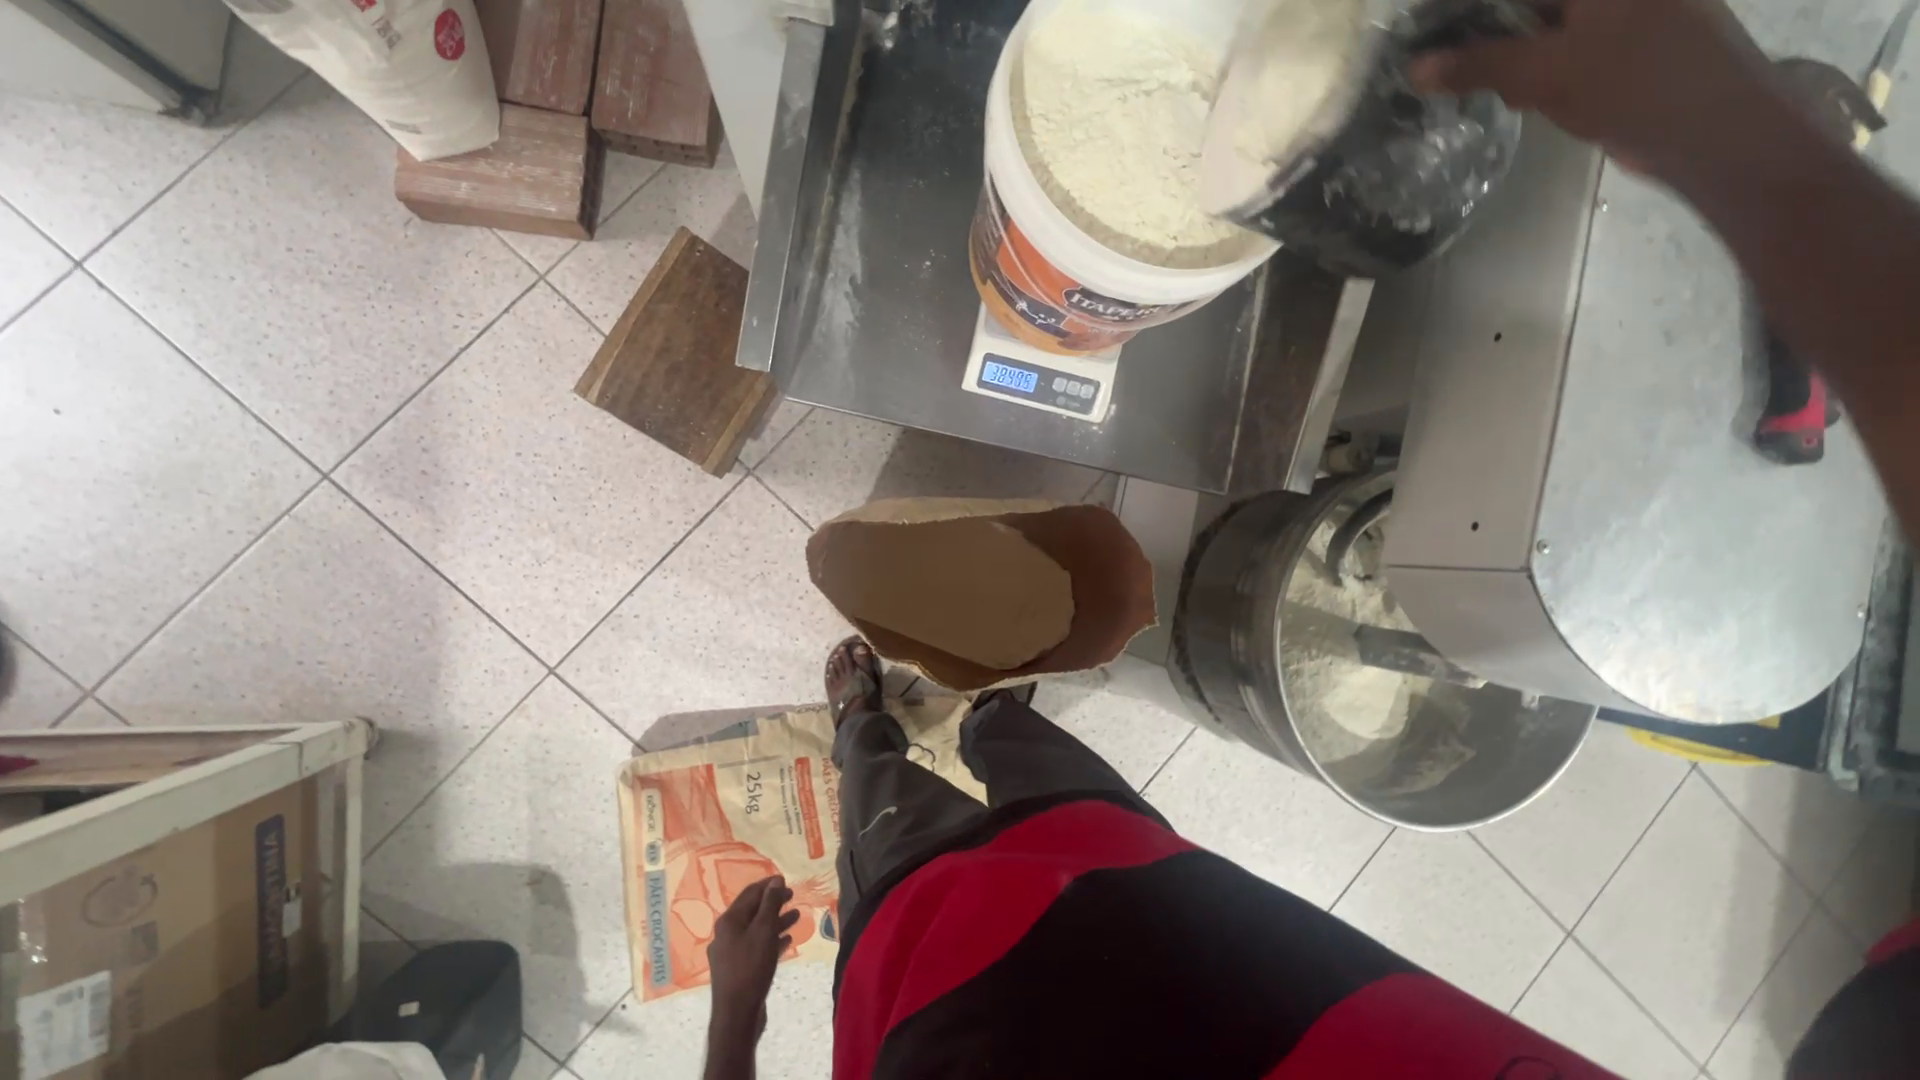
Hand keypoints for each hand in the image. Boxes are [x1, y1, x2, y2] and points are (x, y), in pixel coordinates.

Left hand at [707, 876, 798, 1039]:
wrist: (737, 1015)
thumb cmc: (751, 967)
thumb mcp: (764, 931)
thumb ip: (770, 904)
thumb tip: (775, 880)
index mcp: (728, 921)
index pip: (750, 893)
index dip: (768, 885)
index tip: (786, 880)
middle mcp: (726, 934)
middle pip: (752, 911)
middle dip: (773, 902)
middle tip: (792, 895)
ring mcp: (730, 953)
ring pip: (756, 929)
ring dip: (775, 921)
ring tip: (796, 915)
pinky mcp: (738, 969)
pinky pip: (756, 947)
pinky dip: (771, 940)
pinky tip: (787, 940)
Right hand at [1409, 0, 1777, 184]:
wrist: (1714, 127)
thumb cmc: (1634, 82)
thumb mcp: (1543, 72)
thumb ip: (1477, 65)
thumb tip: (1415, 68)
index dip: (1471, 11)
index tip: (1434, 34)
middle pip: (1528, 4)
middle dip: (1488, 28)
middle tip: (1449, 63)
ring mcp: (1623, 11)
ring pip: (1542, 22)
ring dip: (1507, 51)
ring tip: (1489, 85)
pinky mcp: (1626, 39)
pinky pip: (1563, 42)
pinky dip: (1535, 64)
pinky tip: (1523, 94)